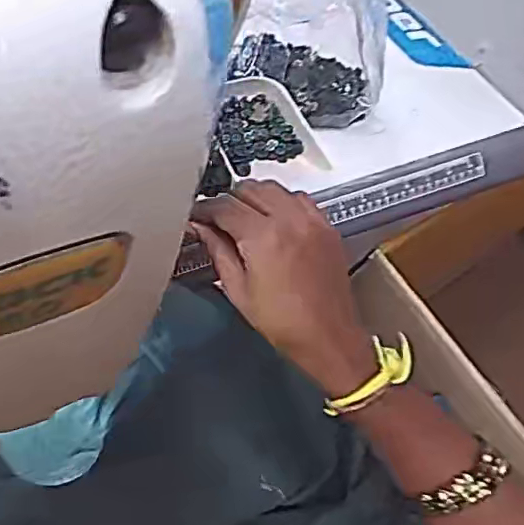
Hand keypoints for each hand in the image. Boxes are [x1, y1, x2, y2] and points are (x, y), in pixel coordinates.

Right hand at [191, 180, 376, 395]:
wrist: (326, 336)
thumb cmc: (283, 322)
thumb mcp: (237, 289)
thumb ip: (218, 251)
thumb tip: (203, 230)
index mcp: (263, 237)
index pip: (225, 206)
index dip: (205, 209)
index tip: (197, 217)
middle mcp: (290, 221)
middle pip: (250, 189)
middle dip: (228, 200)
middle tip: (216, 218)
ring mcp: (312, 221)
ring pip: (275, 188)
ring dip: (255, 197)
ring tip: (243, 217)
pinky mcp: (326, 227)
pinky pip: (299, 199)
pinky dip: (282, 202)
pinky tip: (273, 220)